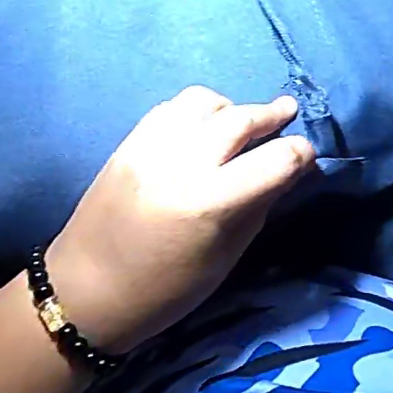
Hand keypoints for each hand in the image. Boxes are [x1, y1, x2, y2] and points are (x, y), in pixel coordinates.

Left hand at [44, 87, 316, 352]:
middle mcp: (180, 164)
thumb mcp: (227, 256)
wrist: (87, 291)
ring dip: (230, 107)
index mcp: (209, 203)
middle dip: (271, 115)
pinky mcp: (127, 142)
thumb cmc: (166, 290)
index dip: (300, 153)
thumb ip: (261, 203)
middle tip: (287, 113)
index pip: (275, 159)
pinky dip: (195, 111)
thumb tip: (290, 169)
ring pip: (203, 100)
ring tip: (239, 122)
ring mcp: (149, 147)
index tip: (306, 156)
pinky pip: (170, 107)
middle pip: (240, 119)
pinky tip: (202, 128)